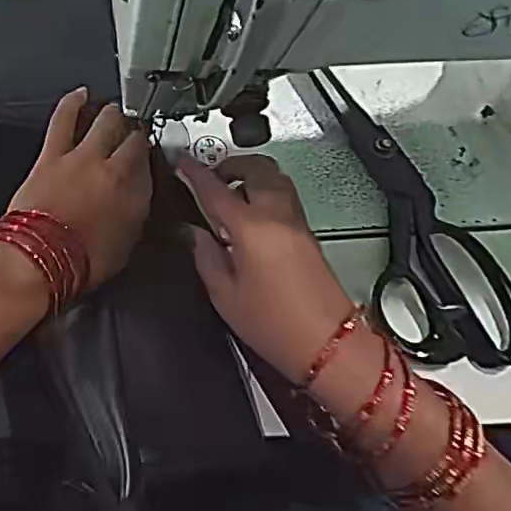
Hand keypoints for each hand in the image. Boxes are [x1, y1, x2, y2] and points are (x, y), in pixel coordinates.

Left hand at [6, 87, 151, 290]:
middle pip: (134, 138)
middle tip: (135, 131)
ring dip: (114, 114)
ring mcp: (83, 158)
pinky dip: (73, 102)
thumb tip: (132, 213)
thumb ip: (131, 222)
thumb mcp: (122, 251)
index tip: (145, 160)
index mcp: (136, 197)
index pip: (150, 168)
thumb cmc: (77, 264)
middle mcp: (115, 171)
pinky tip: (79, 94)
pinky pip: (65, 118)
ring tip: (116, 111)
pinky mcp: (53, 154)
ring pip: (106, 120)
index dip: (149, 161)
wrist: (38, 259)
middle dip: (136, 132)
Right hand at [178, 155, 357, 381]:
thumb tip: (195, 236)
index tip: (184, 165)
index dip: (195, 173)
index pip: (216, 189)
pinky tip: (250, 213)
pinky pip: (284, 198)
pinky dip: (264, 193)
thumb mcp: (223, 294)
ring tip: (230, 189)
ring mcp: (297, 225)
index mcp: (252, 228)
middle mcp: (278, 218)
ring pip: (275, 178)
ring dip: (251, 175)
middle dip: (230, 164)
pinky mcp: (308, 236)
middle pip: (256, 168)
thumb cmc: (278, 326)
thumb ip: (205, 256)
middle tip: (210, 173)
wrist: (326, 345)